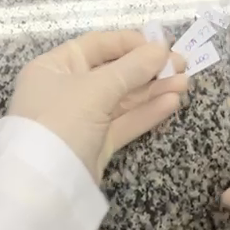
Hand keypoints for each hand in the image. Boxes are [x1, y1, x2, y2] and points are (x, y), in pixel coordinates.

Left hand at [7, 30, 188, 184]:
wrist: (44, 186)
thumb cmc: (61, 121)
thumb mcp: (95, 89)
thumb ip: (132, 68)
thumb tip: (161, 48)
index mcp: (55, 67)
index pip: (98, 45)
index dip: (131, 42)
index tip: (163, 43)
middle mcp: (66, 89)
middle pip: (113, 71)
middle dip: (148, 68)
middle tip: (182, 64)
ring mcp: (82, 118)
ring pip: (123, 98)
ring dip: (153, 89)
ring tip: (185, 83)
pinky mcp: (95, 143)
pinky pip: (124, 121)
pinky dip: (147, 112)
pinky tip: (172, 102)